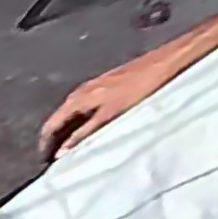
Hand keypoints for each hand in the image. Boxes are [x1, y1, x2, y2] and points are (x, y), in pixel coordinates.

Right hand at [39, 54, 176, 159]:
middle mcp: (78, 93)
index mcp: (74, 100)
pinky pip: (84, 106)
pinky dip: (82, 119)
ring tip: (74, 144)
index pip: (49, 127)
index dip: (45, 145)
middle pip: (58, 120)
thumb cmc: (141, 87)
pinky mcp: (106, 83)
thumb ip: (84, 134)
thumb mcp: (111, 115)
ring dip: (69, 129)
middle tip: (59, 156)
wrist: (172, 57)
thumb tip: (60, 154)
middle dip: (56, 138)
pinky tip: (91, 126)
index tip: (45, 161)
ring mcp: (92, 86)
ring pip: (72, 113)